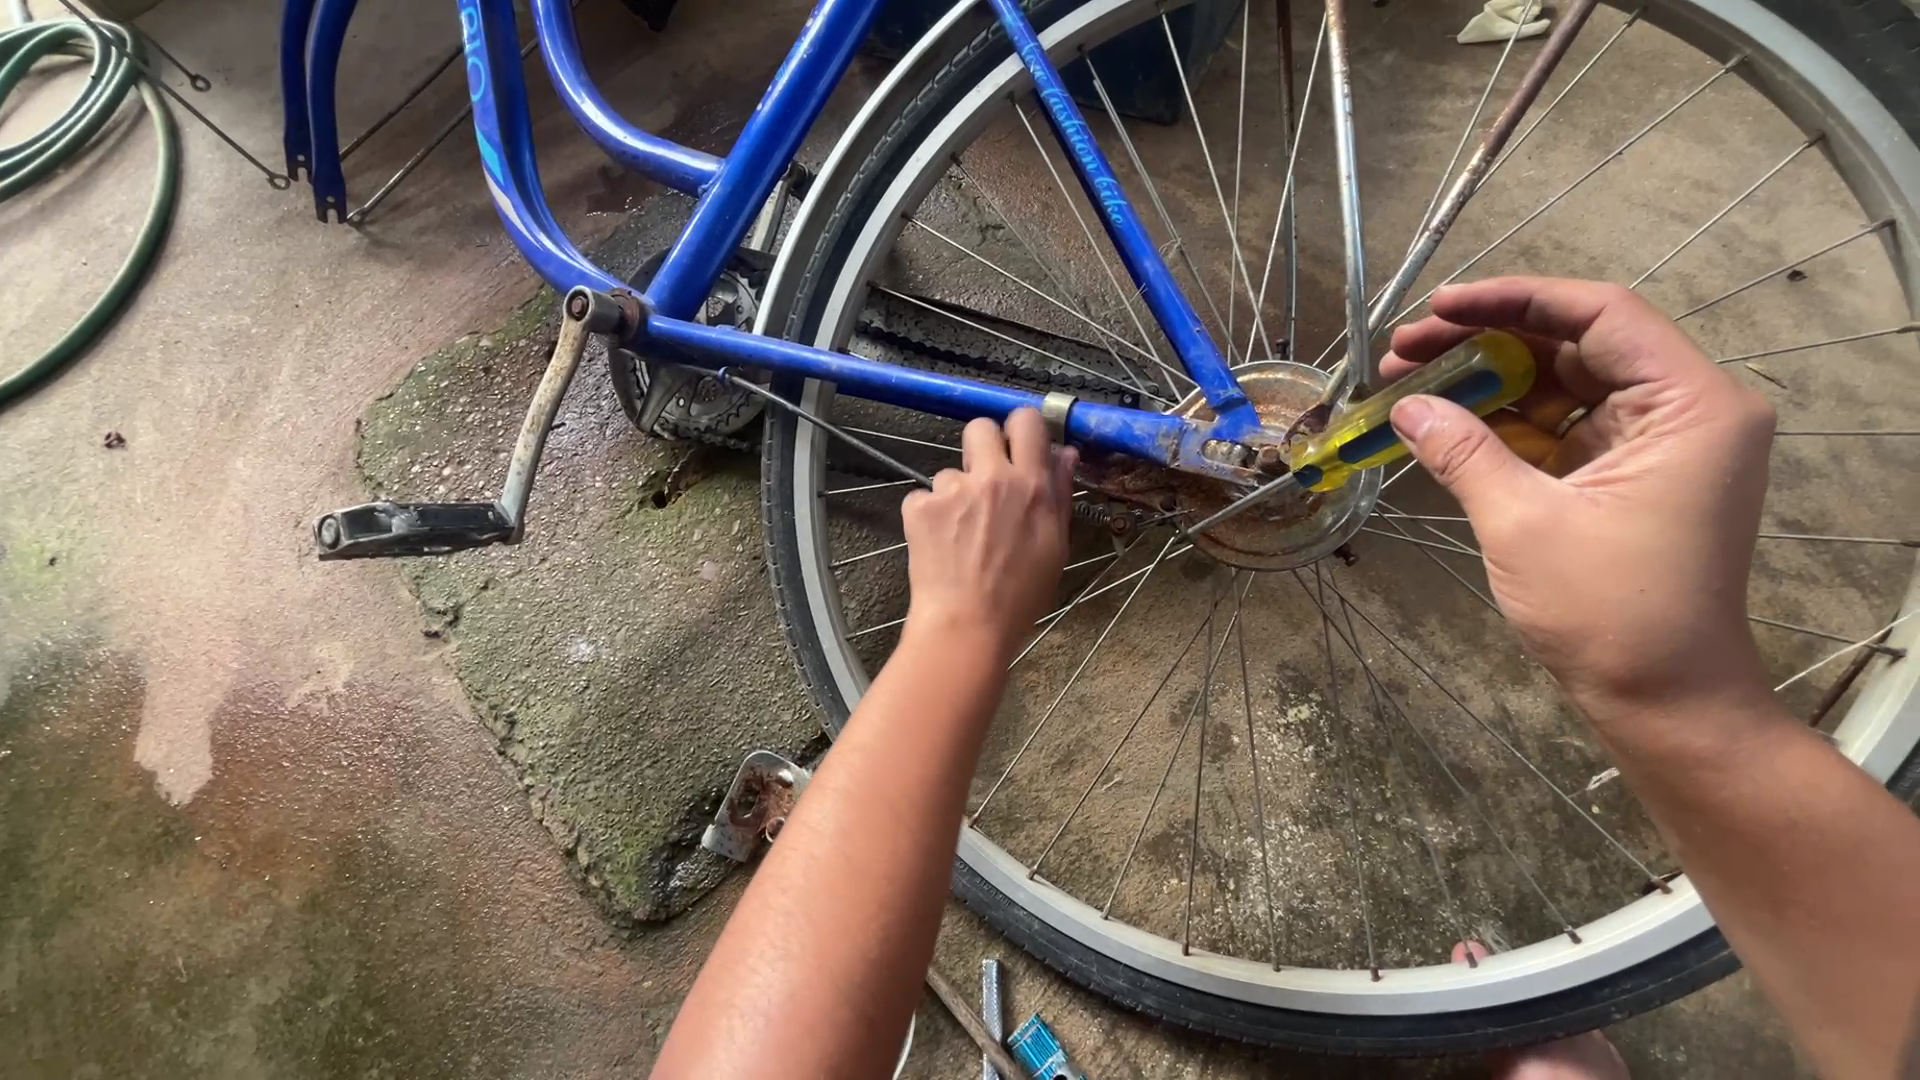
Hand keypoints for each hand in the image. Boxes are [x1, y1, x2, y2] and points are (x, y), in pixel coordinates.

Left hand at [900, 409, 1077, 660]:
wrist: (968, 625)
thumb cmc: (1020, 595)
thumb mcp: (1055, 546)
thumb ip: (1059, 494)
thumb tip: (1066, 454)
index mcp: (1031, 485)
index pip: (1026, 421)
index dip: (1020, 429)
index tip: (1018, 446)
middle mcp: (991, 477)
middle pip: (980, 428)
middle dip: (982, 446)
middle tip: (984, 479)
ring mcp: (952, 490)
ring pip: (950, 472)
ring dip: (955, 494)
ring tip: (961, 534)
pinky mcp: (920, 507)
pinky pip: (923, 497)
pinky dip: (928, 516)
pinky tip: (938, 544)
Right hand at [1382, 277, 1777, 724]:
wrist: (1657, 692)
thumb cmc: (1607, 607)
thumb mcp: (1522, 522)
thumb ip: (1462, 452)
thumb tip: (1402, 406)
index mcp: (1689, 406)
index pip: (1600, 316)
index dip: (1513, 301)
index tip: (1438, 307)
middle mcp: (1679, 411)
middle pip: (1572, 346)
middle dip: (1483, 342)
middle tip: (1401, 349)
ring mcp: (1649, 444)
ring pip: (1556, 385)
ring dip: (1482, 382)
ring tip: (1405, 381)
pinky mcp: (1618, 474)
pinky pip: (1552, 428)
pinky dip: (1497, 423)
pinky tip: (1440, 421)